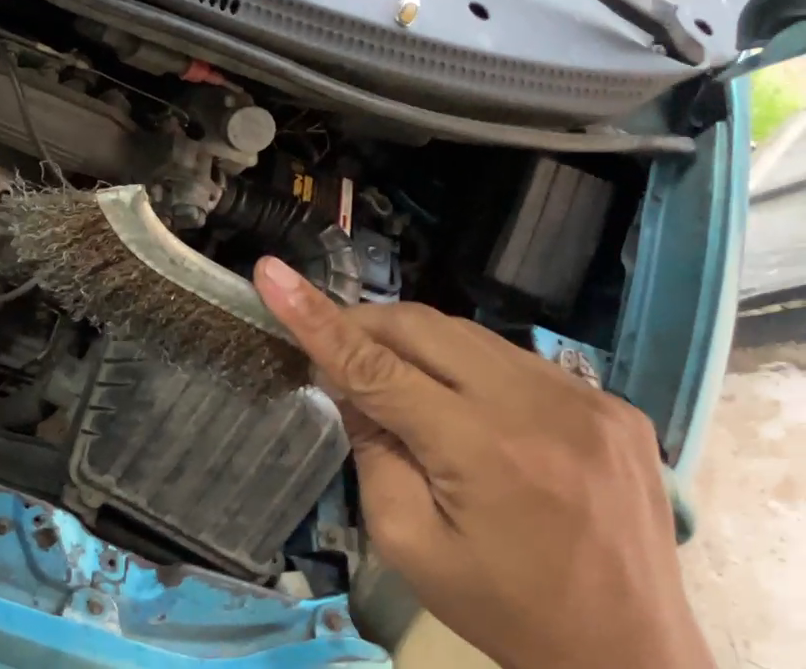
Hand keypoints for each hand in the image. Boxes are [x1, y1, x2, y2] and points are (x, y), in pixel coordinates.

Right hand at [253, 257, 710, 668]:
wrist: (633, 656)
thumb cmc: (501, 606)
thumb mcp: (405, 538)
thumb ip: (370, 448)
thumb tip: (347, 381)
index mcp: (485, 451)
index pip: (375, 365)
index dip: (315, 318)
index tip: (270, 273)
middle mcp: (542, 409)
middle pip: (421, 328)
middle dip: (362, 325)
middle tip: (328, 346)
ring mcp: (588, 401)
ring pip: (465, 333)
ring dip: (414, 345)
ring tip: (396, 384)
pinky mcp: (613, 406)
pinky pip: (511, 357)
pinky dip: (466, 366)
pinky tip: (464, 406)